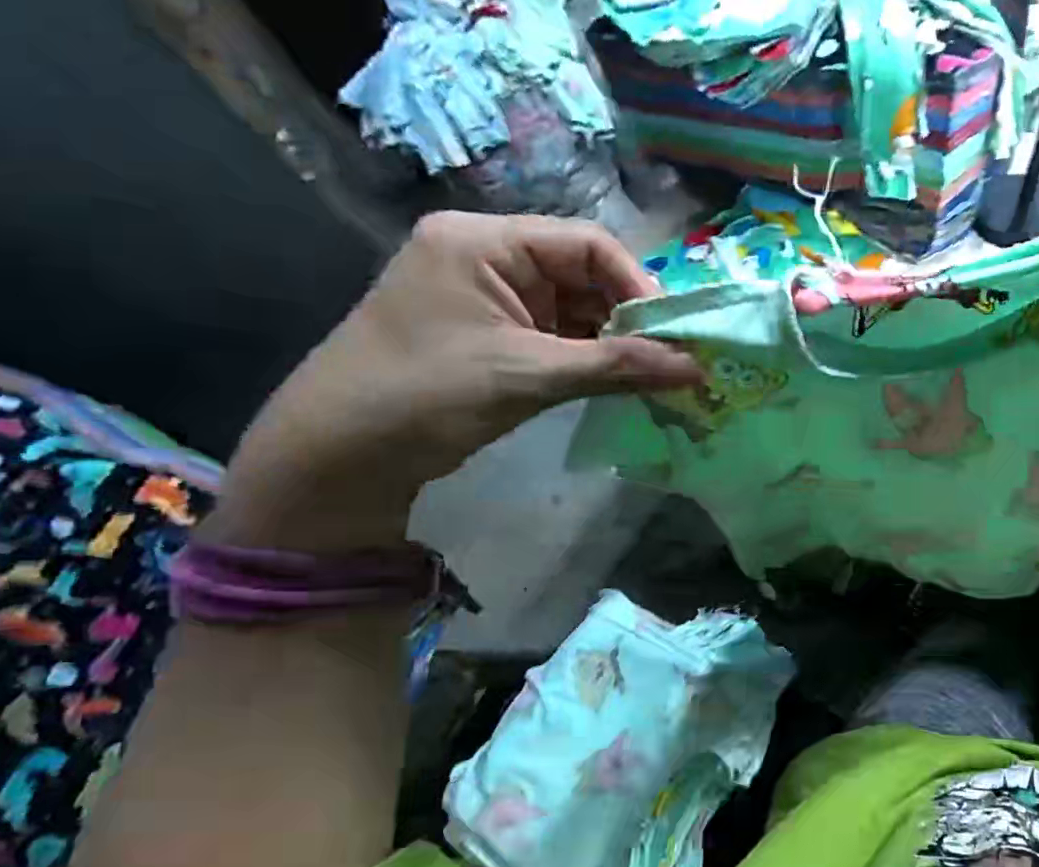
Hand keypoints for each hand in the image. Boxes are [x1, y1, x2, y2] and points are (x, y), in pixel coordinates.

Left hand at [206, 212, 701, 550]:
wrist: (342, 452)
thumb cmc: (429, 395)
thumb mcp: (530, 376)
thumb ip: (618, 367)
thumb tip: (696, 368)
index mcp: (484, 241)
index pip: (586, 244)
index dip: (638, 286)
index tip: (676, 335)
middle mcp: (488, 257)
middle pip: (583, 274)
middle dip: (630, 318)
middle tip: (673, 360)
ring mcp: (490, 298)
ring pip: (574, 309)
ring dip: (614, 342)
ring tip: (654, 376)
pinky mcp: (492, 336)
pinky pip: (556, 337)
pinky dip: (590, 359)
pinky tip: (620, 383)